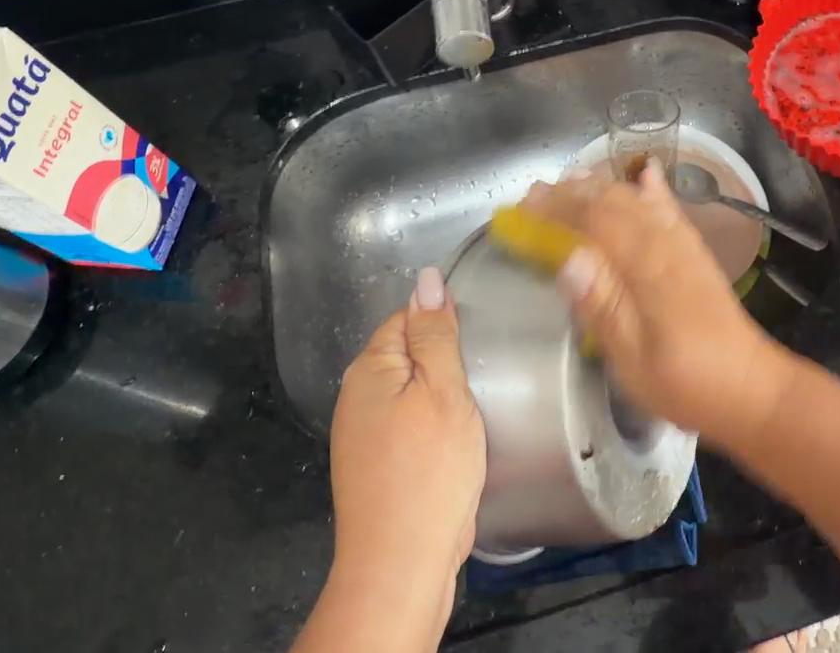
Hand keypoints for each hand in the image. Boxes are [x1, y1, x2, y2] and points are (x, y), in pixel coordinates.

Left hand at [327, 268, 484, 591]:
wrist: (401, 561)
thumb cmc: (429, 468)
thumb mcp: (443, 390)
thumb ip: (435, 333)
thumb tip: (427, 278)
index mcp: (369, 368)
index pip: (407, 317)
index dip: (444, 324)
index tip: (477, 343)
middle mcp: (356, 395)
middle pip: (408, 353)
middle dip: (444, 360)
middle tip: (483, 376)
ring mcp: (363, 433)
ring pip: (411, 391)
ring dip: (441, 395)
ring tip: (475, 407)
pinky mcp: (377, 463)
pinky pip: (408, 423)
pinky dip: (433, 424)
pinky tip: (456, 440)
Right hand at [520, 162, 796, 443]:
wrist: (751, 389)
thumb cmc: (686, 383)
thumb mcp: (633, 359)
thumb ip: (600, 307)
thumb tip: (568, 258)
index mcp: (647, 268)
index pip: (595, 220)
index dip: (557, 209)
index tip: (524, 208)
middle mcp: (666, 245)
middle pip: (614, 203)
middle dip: (572, 194)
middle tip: (535, 195)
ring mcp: (684, 246)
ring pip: (639, 201)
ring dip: (603, 187)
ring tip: (571, 181)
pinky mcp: (696, 253)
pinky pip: (670, 210)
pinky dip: (653, 190)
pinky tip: (645, 175)